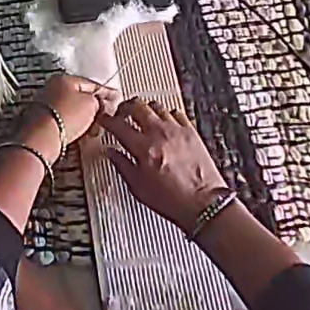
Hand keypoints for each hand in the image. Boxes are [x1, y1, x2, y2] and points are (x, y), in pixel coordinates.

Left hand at [20, 75, 119, 159]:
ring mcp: (45, 105)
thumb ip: (100, 101)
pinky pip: (64, 122)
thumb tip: (100, 104)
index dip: (106, 92)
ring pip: (72, 111)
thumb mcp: (91, 104)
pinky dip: (73, 127)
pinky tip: (79, 135)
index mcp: (63, 79)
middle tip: (104, 117)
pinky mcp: (42, 122)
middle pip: (80, 97)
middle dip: (94, 109)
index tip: (115, 97)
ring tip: (92, 130)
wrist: (43, 137)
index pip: (91, 83)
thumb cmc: (64, 117)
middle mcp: (52, 89)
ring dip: (85, 120)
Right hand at [96, 98, 227, 230]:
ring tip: (142, 117)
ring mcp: (177, 131)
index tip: (104, 119)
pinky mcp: (191, 132)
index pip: (118, 124)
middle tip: (121, 113)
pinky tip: (164, 123)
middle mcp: (159, 134)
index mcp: (143, 148)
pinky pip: (176, 113)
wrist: (204, 204)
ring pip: (156, 105)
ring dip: (145, 109)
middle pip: (136, 106)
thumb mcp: (138, 187)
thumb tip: (112, 153)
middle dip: (124, 107)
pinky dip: (166, 115)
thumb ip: (122, 165)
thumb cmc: (173, 199)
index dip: (106, 119)